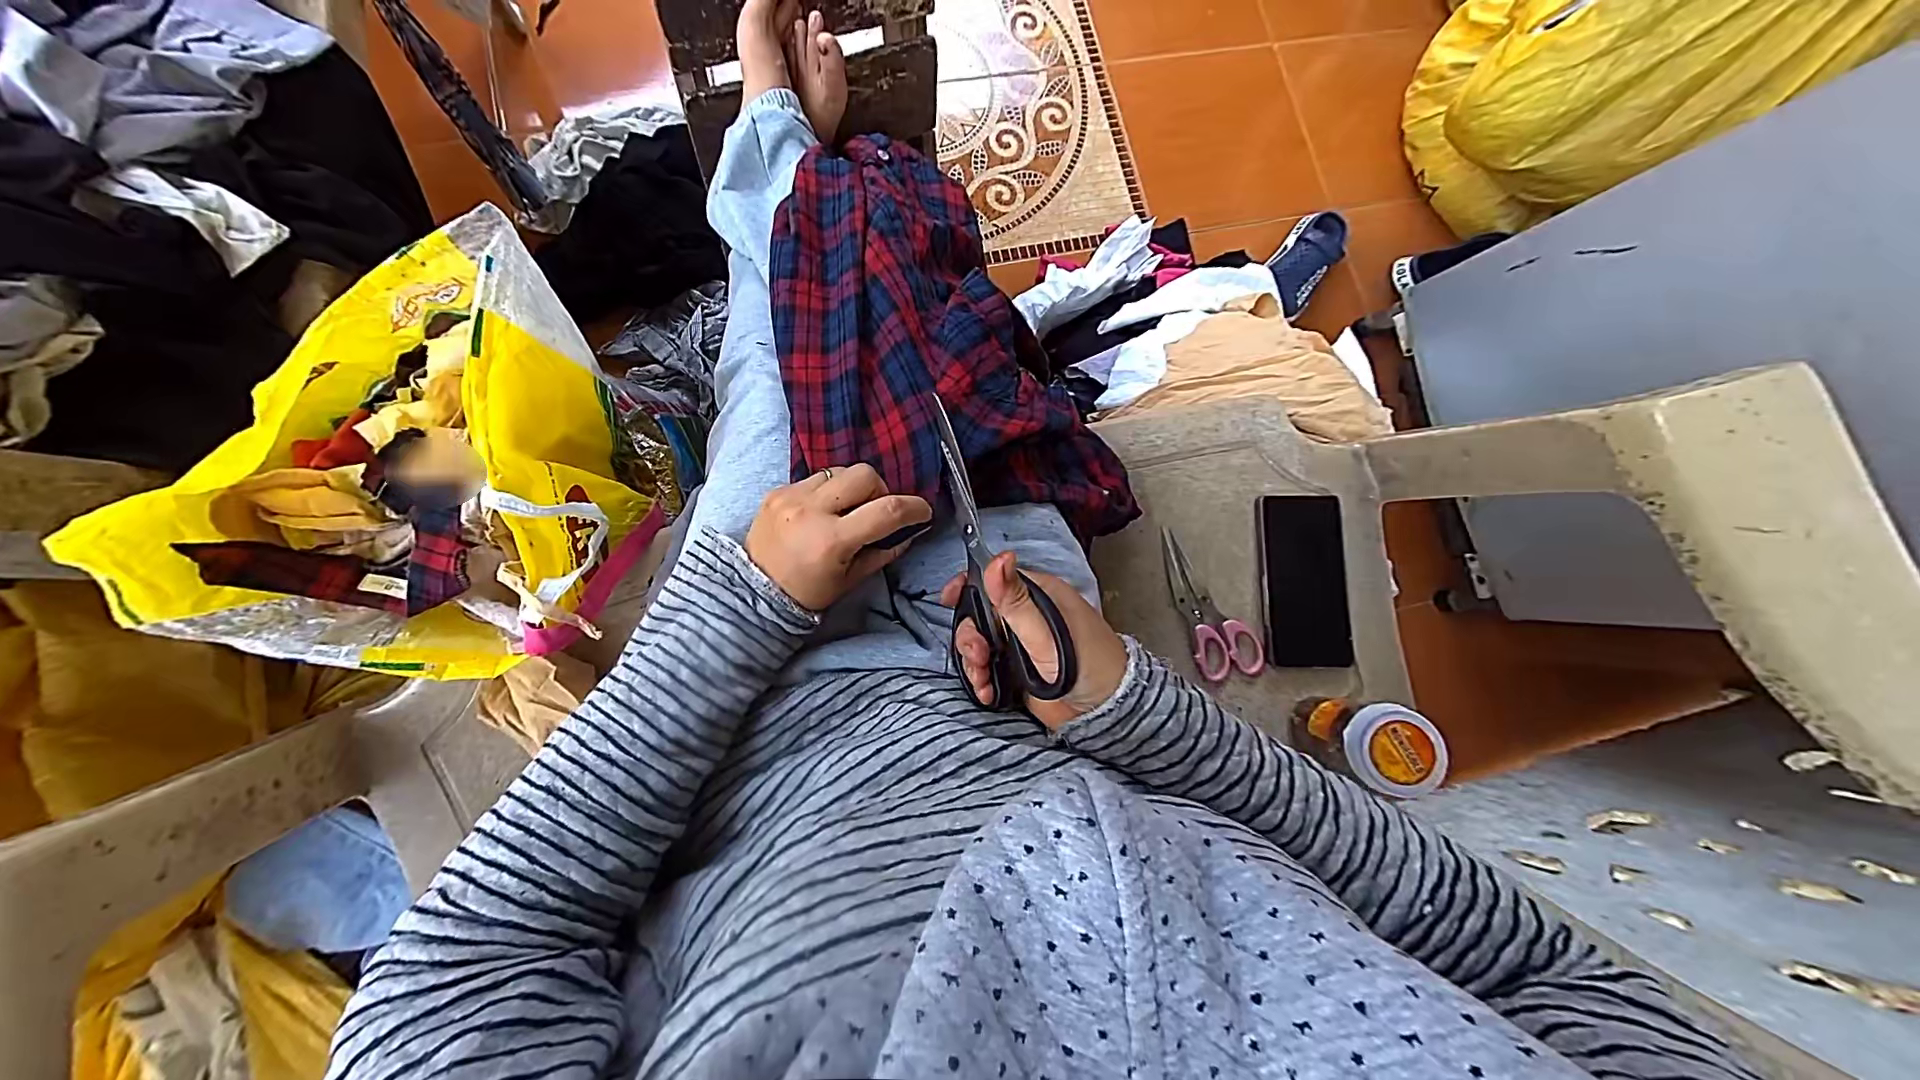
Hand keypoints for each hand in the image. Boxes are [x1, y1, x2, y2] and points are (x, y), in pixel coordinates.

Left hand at [745, 464, 931, 610]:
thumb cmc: (806, 593)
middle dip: (880, 490)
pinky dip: (827, 491)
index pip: (886, 510)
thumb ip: (883, 551)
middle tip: (876, 512)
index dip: (913, 507)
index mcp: (832, 540)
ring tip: (847, 510)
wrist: (753, 593)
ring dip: (852, 487)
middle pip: (864, 475)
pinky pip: (814, 478)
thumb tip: (909, 531)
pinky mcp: (777, 491)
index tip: (922, 511)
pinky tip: (822, 511)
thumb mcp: (850, 579)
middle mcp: (811, 511)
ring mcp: (790, 497)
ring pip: (839, 471)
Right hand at [941, 552, 1127, 729]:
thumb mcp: (1046, 632)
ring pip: (979, 643)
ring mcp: (1021, 643)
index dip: (968, 588)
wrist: (1107, 713)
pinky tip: (988, 691)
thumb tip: (999, 559)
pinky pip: (987, 667)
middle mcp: (1027, 616)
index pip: (993, 580)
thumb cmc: (1090, 665)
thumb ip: (1016, 599)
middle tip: (978, 655)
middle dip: (969, 636)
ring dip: (973, 661)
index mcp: (1038, 596)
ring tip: (983, 678)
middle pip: (979, 615)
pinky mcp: (1017, 669)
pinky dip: (981, 679)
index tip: (950, 598)